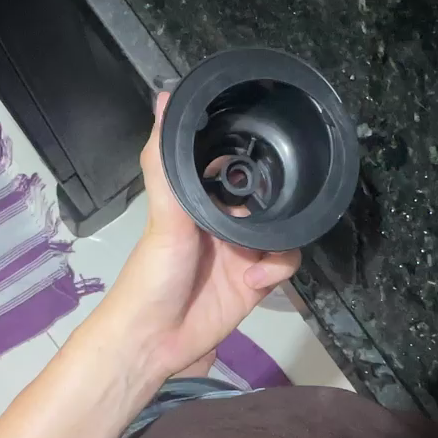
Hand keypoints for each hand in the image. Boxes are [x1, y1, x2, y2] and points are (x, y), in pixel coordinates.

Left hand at [84, 92, 300, 380]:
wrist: (156, 339)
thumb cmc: (152, 276)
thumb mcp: (163, 216)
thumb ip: (166, 163)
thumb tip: (163, 97)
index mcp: (199, 204)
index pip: (232, 167)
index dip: (249, 154)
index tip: (269, 140)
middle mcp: (224, 225)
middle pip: (266, 198)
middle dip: (279, 197)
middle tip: (283, 200)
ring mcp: (242, 254)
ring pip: (282, 231)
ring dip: (280, 238)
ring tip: (259, 254)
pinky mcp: (256, 284)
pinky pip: (285, 265)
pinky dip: (277, 270)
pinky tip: (254, 282)